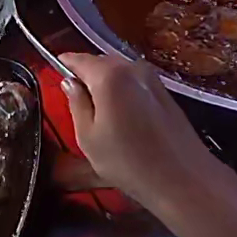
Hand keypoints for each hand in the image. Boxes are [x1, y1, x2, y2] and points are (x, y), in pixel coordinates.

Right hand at [59, 53, 225, 211]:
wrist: (182, 177)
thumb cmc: (128, 161)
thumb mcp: (89, 137)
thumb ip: (76, 103)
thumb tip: (69, 82)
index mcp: (109, 75)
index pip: (79, 59)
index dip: (64, 63)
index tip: (54, 69)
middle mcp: (132, 67)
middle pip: (100, 62)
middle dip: (85, 74)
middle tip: (73, 95)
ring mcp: (151, 77)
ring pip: (119, 71)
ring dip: (105, 82)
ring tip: (96, 108)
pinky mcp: (164, 90)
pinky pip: (134, 81)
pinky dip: (122, 89)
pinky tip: (120, 113)